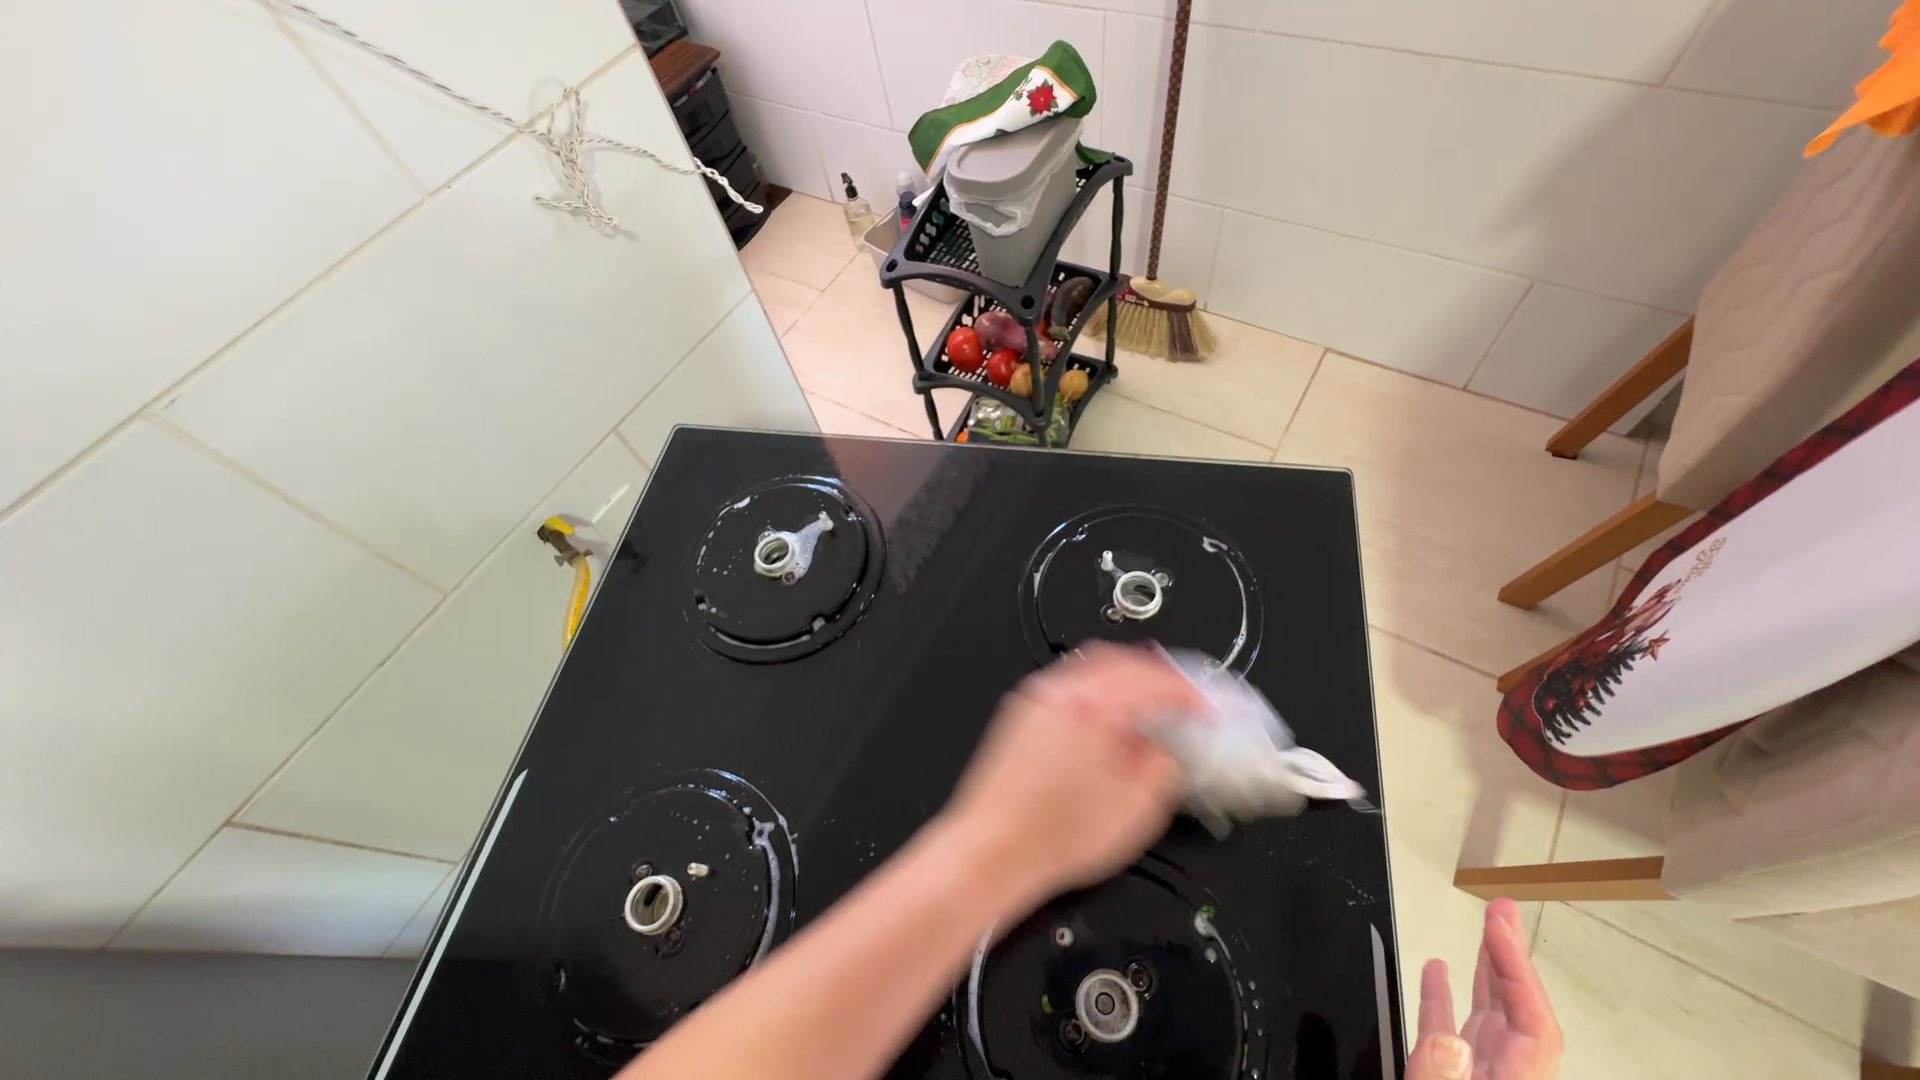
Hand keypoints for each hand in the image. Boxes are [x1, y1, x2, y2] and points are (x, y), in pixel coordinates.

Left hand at [937, 643, 1200, 915]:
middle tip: (1183, 698)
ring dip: (1127, 681)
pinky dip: (1099, 694)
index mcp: (1092, 707)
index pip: (1153, 680)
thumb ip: (1162, 768)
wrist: (991, 851)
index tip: (1206, 708)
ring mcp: (1036, 700)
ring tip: (1152, 708)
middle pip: (1120, 660)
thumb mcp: (1135, 809)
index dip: (1189, 693)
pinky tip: (1110, 721)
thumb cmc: (1048, 837)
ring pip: (1091, 669)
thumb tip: (1168, 751)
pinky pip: (1069, 686)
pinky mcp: (1022, 715)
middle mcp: (1060, 693)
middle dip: (1157, 677)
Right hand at [1409, 898, 1562, 1078]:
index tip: (1497, 924)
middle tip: (1503, 909)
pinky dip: (1442, 995)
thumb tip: (1452, 1040)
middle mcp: (1501, 1074)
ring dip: (1487, 969)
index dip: (1519, 970)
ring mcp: (1474, 1075)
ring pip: (1489, 1016)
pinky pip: (1447, 1027)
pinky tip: (1436, 966)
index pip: (1532, 1022)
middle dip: (1511, 957)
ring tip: (1486, 927)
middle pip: (1516, 1010)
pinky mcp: (1444, 1076)